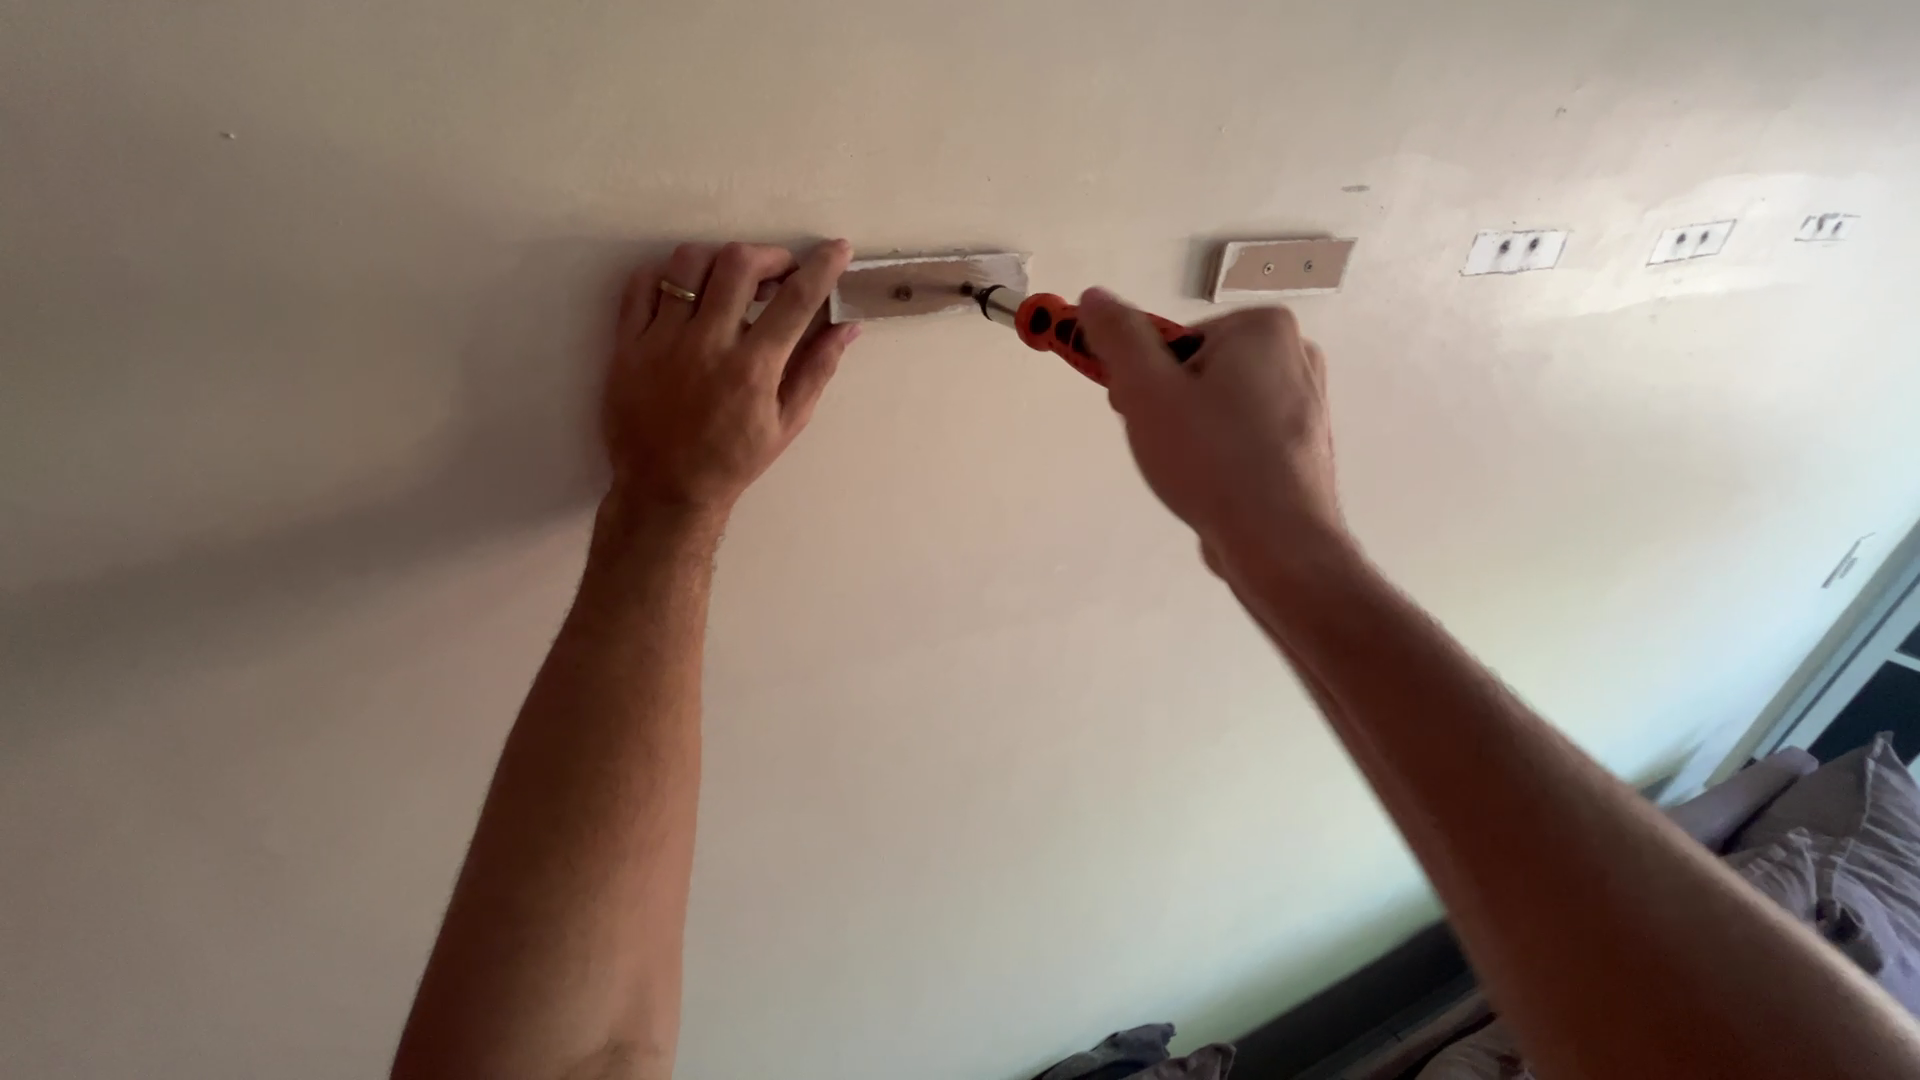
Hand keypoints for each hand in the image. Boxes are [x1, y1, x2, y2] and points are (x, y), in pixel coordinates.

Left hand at [603, 239, 858, 523]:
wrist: (667, 488)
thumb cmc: (735, 460)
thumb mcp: (788, 422)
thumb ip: (817, 369)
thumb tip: (848, 327)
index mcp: (753, 369)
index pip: (796, 300)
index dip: (822, 267)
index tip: (837, 249)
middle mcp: (707, 346)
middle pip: (738, 264)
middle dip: (769, 255)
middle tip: (779, 272)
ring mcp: (661, 341)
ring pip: (687, 264)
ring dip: (718, 260)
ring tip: (732, 280)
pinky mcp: (627, 344)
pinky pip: (642, 285)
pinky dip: (669, 276)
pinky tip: (688, 292)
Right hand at [1077, 289, 1347, 579]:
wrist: (1277, 542)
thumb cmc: (1210, 459)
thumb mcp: (1146, 391)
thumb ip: (1117, 338)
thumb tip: (1095, 298)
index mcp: (1263, 328)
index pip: (1175, 341)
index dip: (1145, 379)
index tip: (1139, 413)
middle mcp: (1295, 354)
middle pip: (1197, 370)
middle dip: (1169, 406)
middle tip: (1164, 446)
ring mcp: (1307, 403)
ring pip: (1218, 407)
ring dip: (1191, 434)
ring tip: (1190, 472)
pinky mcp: (1304, 445)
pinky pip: (1242, 436)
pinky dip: (1221, 455)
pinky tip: (1215, 486)